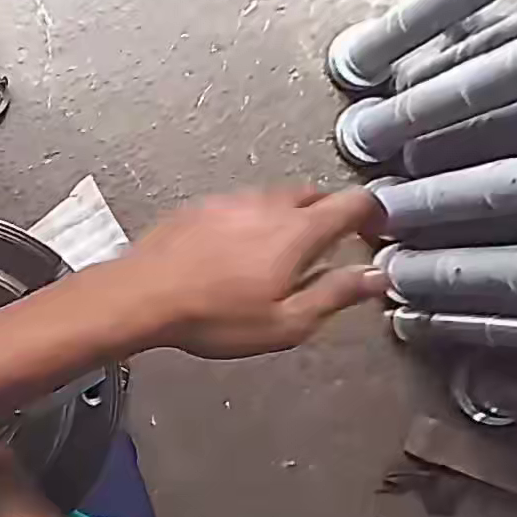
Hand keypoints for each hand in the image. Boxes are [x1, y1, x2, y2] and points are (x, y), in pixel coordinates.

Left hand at [123, 185, 385, 358]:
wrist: (141, 296)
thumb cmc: (210, 316)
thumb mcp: (284, 322)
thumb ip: (334, 295)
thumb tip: (373, 278)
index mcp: (295, 231)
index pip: (353, 203)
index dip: (373, 214)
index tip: (375, 232)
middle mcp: (264, 205)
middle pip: (313, 194)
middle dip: (328, 216)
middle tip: (327, 246)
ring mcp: (227, 201)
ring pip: (272, 197)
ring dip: (286, 217)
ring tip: (278, 252)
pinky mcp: (198, 207)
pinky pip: (237, 205)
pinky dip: (249, 219)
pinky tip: (235, 249)